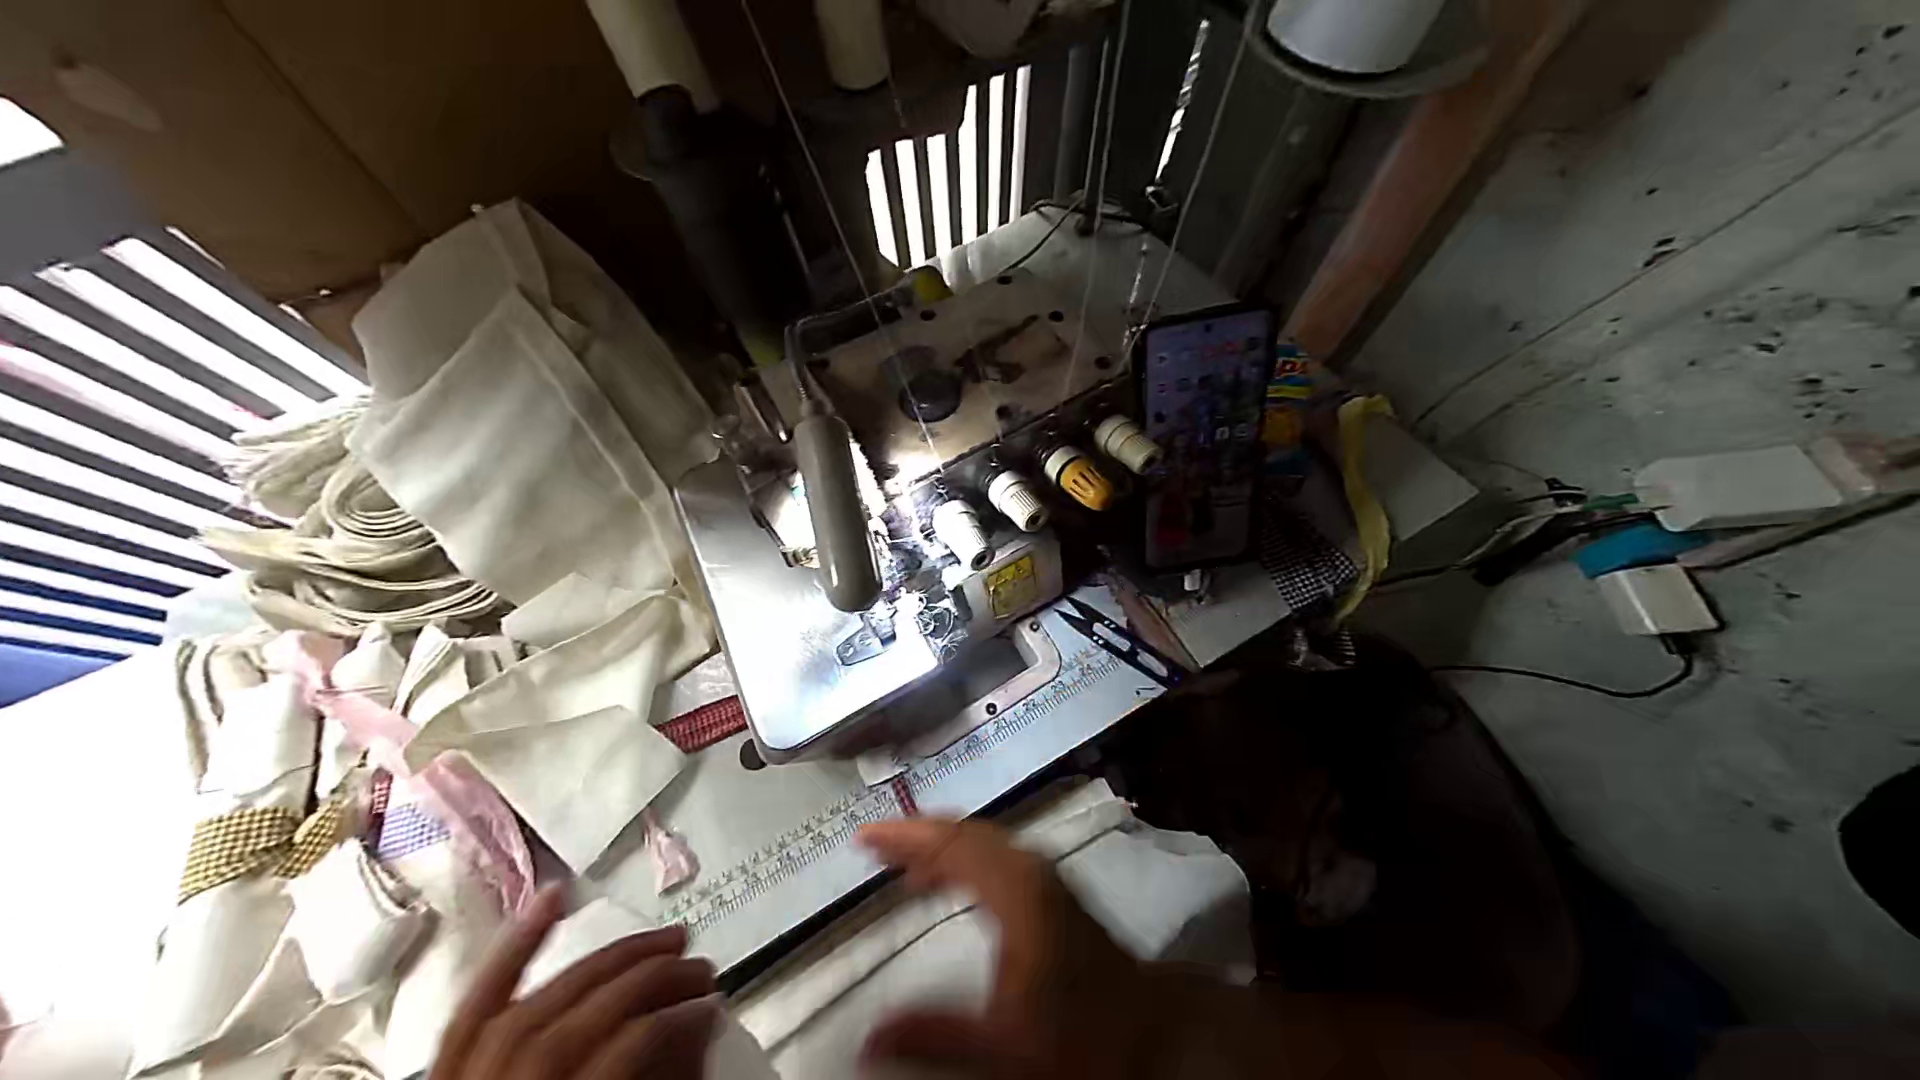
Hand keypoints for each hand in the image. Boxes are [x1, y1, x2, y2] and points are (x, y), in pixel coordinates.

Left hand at [431, 886, 719, 1079]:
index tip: (715, 1007)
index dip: (672, 1025)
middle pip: (574, 1023)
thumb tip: (702, 1027)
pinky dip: (512, 950)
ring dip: (604, 957)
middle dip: (649, 982)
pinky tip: (553, 897)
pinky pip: (471, 1010)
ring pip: (533, 1004)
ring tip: (662, 935)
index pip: (613, 1062)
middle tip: (700, 966)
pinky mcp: (441, 1079)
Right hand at [855, 819, 1159, 1078]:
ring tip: (897, 859)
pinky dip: (959, 855)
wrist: (1146, 1027)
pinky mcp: (1046, 885)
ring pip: (978, 839)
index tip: (866, 837)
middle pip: (963, 831)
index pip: (950, 844)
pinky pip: (991, 853)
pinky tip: (941, 878)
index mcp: (1015, 890)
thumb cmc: (1078, 1033)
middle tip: (874, 843)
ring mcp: (1040, 873)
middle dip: (916, 833)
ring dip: (936, 843)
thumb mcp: (1004, 1044)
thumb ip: (934, 1036)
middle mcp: (1027, 868)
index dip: (905, 837)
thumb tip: (868, 1040)